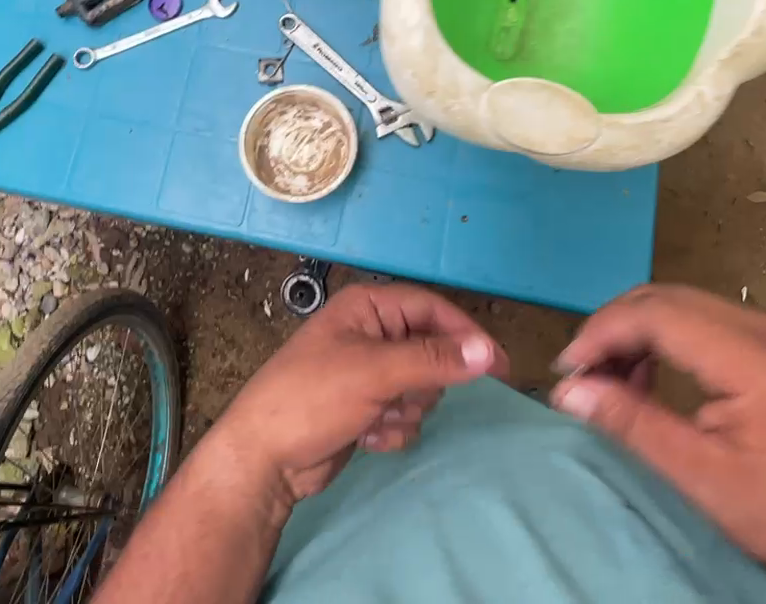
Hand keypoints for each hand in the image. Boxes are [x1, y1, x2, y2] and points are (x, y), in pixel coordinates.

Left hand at [200, 283, 505, 509]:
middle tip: (401, 398)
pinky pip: (404, 414)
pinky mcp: (366, 407)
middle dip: (422, 384)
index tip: (500, 366)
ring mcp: (367, 372)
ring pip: (421, 388)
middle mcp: (369, 333)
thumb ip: (434, 359)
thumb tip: (488, 350)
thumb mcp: (375, 372)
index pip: (432, 308)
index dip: (466, 334)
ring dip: (405, 411)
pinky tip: (365, 436)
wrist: (265, 458)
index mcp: (367, 307)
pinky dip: (392, 429)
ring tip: (374, 418)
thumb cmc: (313, 398)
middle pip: (431, 352)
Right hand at [549, 285, 765, 603]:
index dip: (602, 332)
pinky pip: (699, 319)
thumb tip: (568, 390)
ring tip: (611, 381)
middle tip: (582, 373)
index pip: (657, 314)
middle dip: (612, 328)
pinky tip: (649, 379)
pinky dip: (661, 339)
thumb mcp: (704, 479)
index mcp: (756, 359)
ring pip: (678, 304)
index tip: (568, 369)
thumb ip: (634, 425)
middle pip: (665, 299)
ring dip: (634, 333)